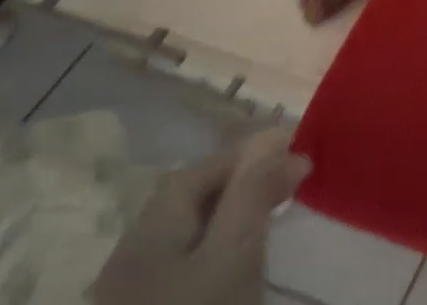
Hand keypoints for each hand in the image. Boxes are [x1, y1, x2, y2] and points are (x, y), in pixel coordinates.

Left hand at [92, 129, 311, 304]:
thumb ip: (251, 192)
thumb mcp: (234, 254)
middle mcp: (129, 262)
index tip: (297, 156)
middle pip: (185, 203)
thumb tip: (276, 137)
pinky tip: (244, 261)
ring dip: (231, 214)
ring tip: (275, 215)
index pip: (193, 176)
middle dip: (239, 183)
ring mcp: (135, 296)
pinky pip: (186, 265)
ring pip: (187, 235)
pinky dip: (220, 246)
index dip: (244, 157)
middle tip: (293, 183)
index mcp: (143, 240)